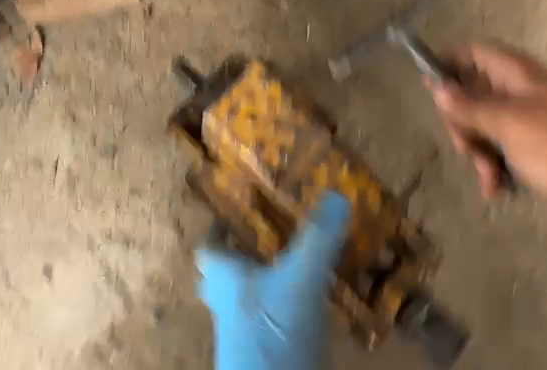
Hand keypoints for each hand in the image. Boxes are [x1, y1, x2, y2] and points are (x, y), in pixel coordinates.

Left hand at [196, 193, 351, 369]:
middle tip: (270, 234)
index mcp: (224, 278)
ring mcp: (248, 335)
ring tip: (303, 261)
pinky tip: (319, 303)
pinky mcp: (271, 357)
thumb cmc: (272, 337)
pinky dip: (292, 310)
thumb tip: (337, 193)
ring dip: (268, 282)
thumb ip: (317, 239)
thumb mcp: (299, 281)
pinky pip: (276, 324)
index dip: (218, 227)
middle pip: (224, 275)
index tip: (235, 207)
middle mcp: (228, 305)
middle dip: (243, 255)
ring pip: (249, 300)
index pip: (209, 247)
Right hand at [429, 43, 546, 224]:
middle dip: (463, 123)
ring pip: (487, 126)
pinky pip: (505, 150)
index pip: (473, 53)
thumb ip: (470, 106)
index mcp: (517, 73)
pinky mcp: (540, 150)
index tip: (433, 95)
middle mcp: (522, 91)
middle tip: (466, 149)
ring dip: (479, 152)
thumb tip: (437, 87)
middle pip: (473, 93)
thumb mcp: (509, 124)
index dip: (450, 66)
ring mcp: (532, 121)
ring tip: (488, 179)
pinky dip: (497, 167)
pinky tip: (497, 190)